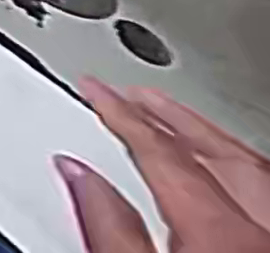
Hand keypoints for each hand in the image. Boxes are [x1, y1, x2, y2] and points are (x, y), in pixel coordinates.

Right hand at [58, 77, 269, 251]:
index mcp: (221, 236)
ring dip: (221, 145)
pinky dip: (256, 182)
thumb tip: (75, 171)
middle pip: (232, 161)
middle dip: (179, 121)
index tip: (97, 90)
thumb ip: (107, 225)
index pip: (161, 152)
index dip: (122, 113)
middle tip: (139, 96)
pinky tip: (239, 182)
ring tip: (184, 125)